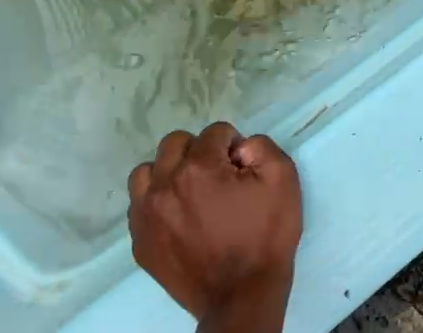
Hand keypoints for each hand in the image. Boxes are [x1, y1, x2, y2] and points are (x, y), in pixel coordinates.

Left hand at [127, 123, 301, 327]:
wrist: (240, 290)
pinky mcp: (139, 241)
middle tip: (221, 173)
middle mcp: (164, 186)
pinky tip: (183, 216)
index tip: (245, 166)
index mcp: (200, 168)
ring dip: (170, 172)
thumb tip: (239, 147)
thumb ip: (261, 147)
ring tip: (194, 190)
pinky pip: (140, 205)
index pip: (214, 131)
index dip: (235, 142)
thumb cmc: (266, 231)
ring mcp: (145, 216)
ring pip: (146, 173)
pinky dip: (159, 200)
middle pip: (173, 144)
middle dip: (200, 149)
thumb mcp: (283, 177)